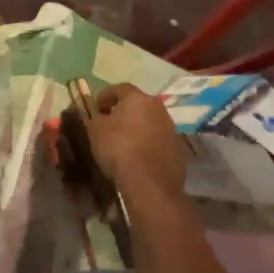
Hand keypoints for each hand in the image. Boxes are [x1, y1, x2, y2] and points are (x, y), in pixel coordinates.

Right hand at [81, 84, 188, 199]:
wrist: (150, 183)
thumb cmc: (118, 148)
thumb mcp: (95, 129)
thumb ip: (95, 117)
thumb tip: (98, 116)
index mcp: (138, 98)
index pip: (119, 88)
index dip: (105, 96)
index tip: (96, 108)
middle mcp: (159, 108)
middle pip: (138, 104)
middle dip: (123, 111)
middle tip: (109, 123)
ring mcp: (171, 129)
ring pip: (150, 122)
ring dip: (137, 127)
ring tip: (123, 141)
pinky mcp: (178, 149)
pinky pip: (158, 140)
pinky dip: (147, 143)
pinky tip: (137, 155)